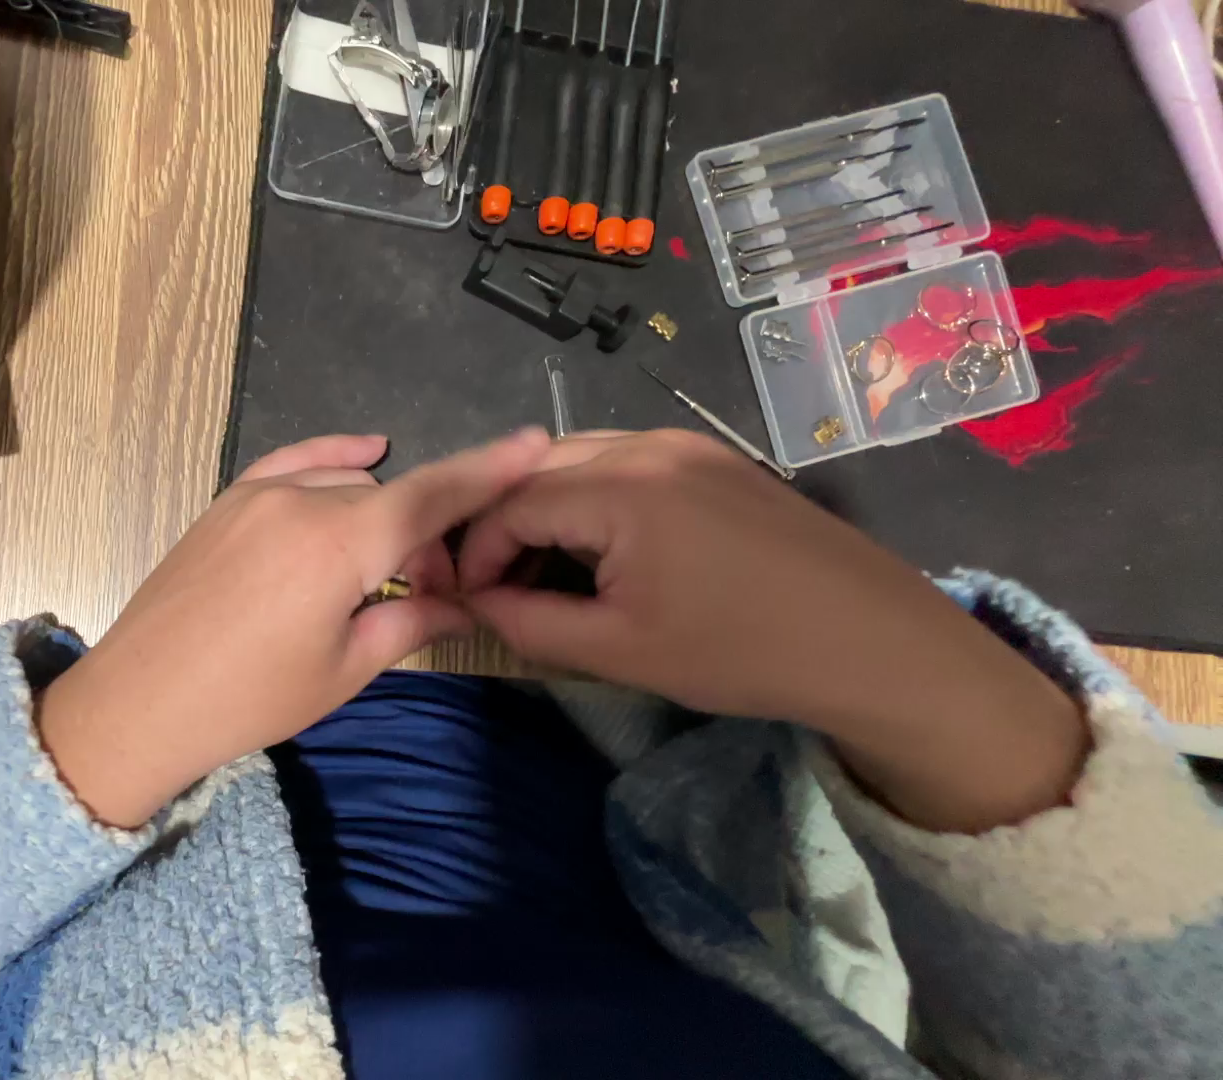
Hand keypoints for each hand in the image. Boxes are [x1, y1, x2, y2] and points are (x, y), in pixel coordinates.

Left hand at [40, 428, 550, 827]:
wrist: (141, 701)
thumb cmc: (250, 700)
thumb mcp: (343, 670)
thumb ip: (411, 623)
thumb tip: (463, 604)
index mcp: (339, 545)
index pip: (432, 497)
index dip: (488, 470)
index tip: (535, 442)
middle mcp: (301, 501)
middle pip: (388, 501)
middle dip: (420, 540)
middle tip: (424, 594)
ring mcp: (256, 494)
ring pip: (344, 485)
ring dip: (376, 516)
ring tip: (376, 571)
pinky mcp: (228, 501)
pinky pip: (291, 462)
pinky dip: (332, 458)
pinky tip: (365, 453)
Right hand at [458, 429, 1086, 831]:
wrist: (880, 646)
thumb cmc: (740, 652)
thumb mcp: (617, 650)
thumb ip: (527, 622)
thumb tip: (474, 601)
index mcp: (621, 488)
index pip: (509, 504)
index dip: (475, 552)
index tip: (467, 597)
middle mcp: (647, 444)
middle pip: (535, 468)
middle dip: (501, 522)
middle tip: (494, 579)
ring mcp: (685, 443)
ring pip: (576, 458)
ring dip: (542, 505)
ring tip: (539, 563)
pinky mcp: (712, 457)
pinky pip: (621, 461)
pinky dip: (586, 496)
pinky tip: (595, 542)